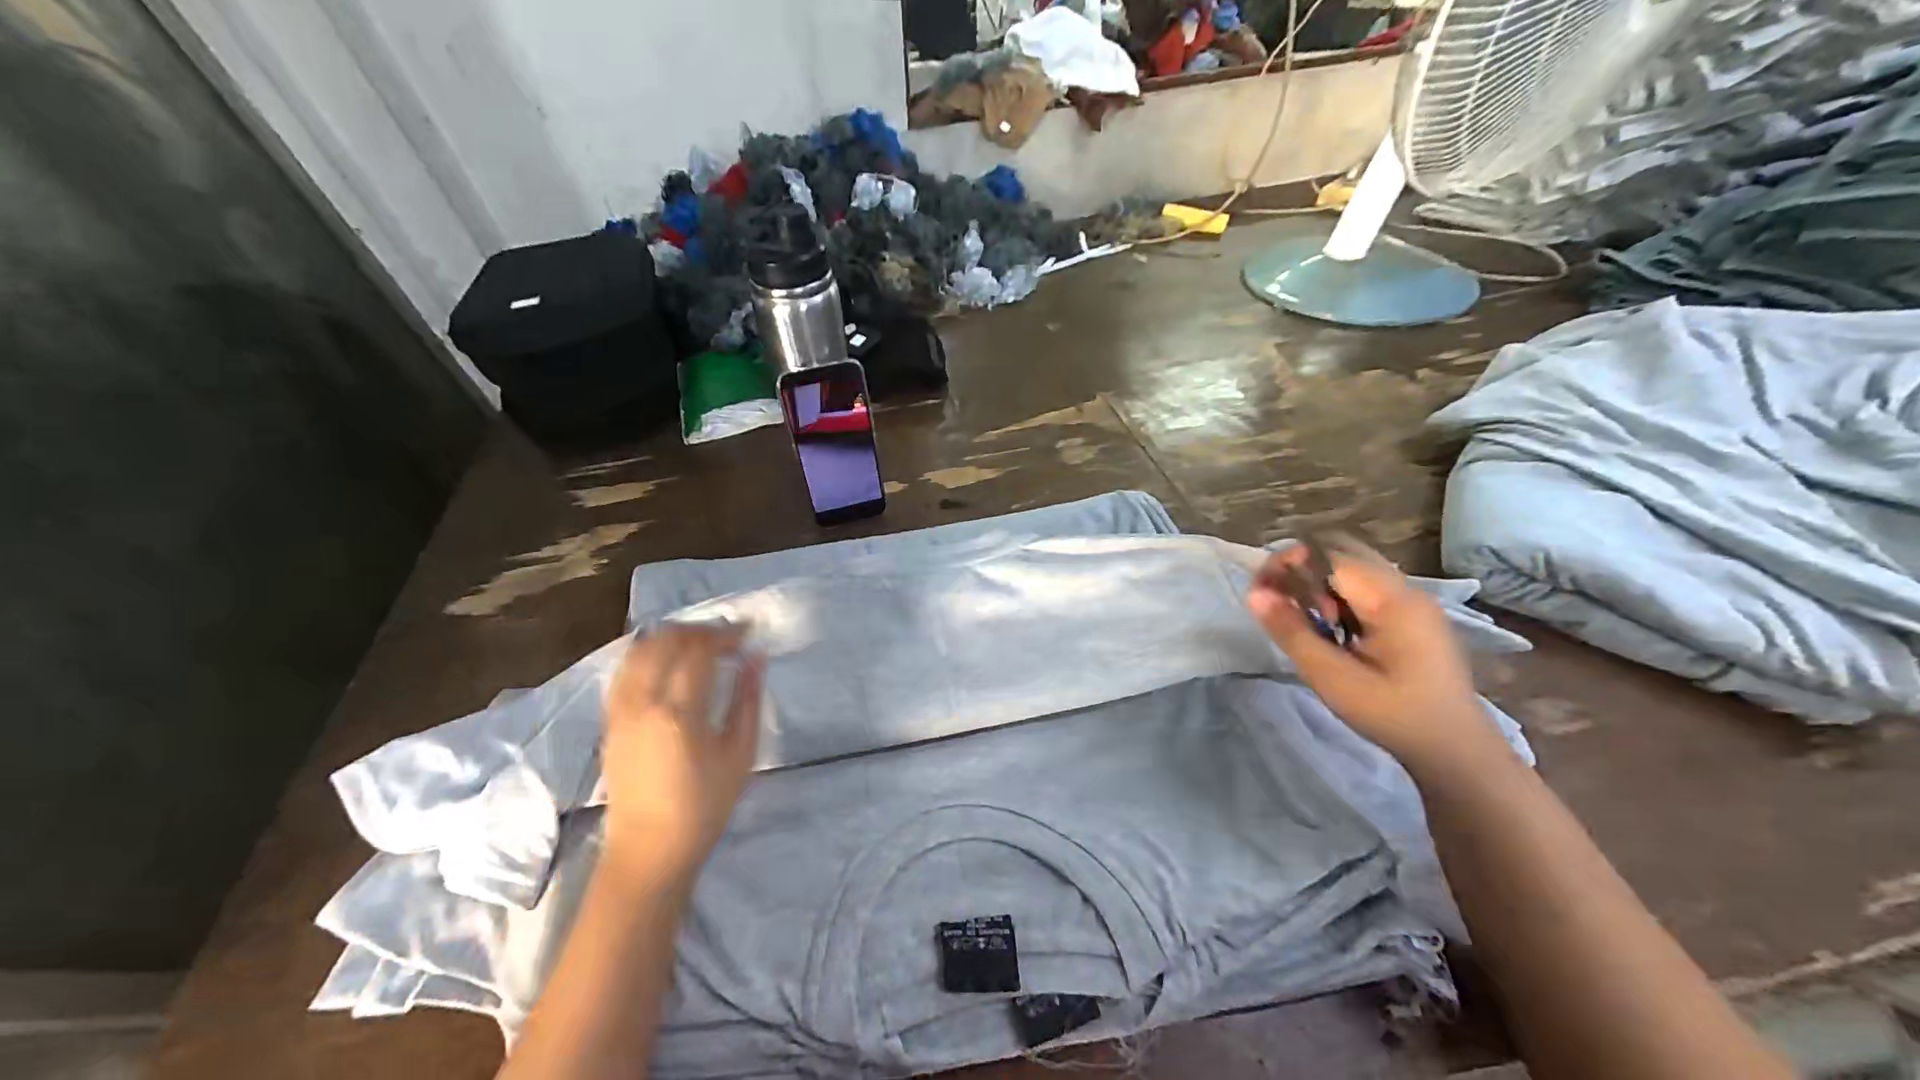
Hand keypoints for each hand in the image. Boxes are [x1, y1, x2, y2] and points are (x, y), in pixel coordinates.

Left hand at [600, 625, 763, 879]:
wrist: (649, 849)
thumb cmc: (704, 805)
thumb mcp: (740, 753)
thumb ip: (747, 699)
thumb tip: (756, 657)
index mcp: (679, 712)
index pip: (700, 650)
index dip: (724, 635)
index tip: (745, 635)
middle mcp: (642, 702)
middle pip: (665, 641)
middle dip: (697, 630)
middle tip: (724, 638)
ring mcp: (619, 710)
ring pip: (639, 651)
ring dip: (670, 638)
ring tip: (697, 647)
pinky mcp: (609, 721)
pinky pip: (625, 671)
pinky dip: (648, 656)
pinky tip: (667, 666)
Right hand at [1246, 540, 1503, 770]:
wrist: (1457, 753)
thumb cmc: (1393, 715)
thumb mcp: (1333, 678)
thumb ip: (1292, 633)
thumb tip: (1254, 594)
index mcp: (1393, 600)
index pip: (1330, 558)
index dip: (1289, 566)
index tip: (1260, 592)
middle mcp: (1407, 591)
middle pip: (1342, 557)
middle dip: (1301, 571)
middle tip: (1275, 602)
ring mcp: (1414, 604)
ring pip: (1354, 573)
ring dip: (1318, 587)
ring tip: (1302, 620)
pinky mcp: (1413, 619)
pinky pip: (1367, 591)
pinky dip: (1337, 599)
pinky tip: (1330, 631)